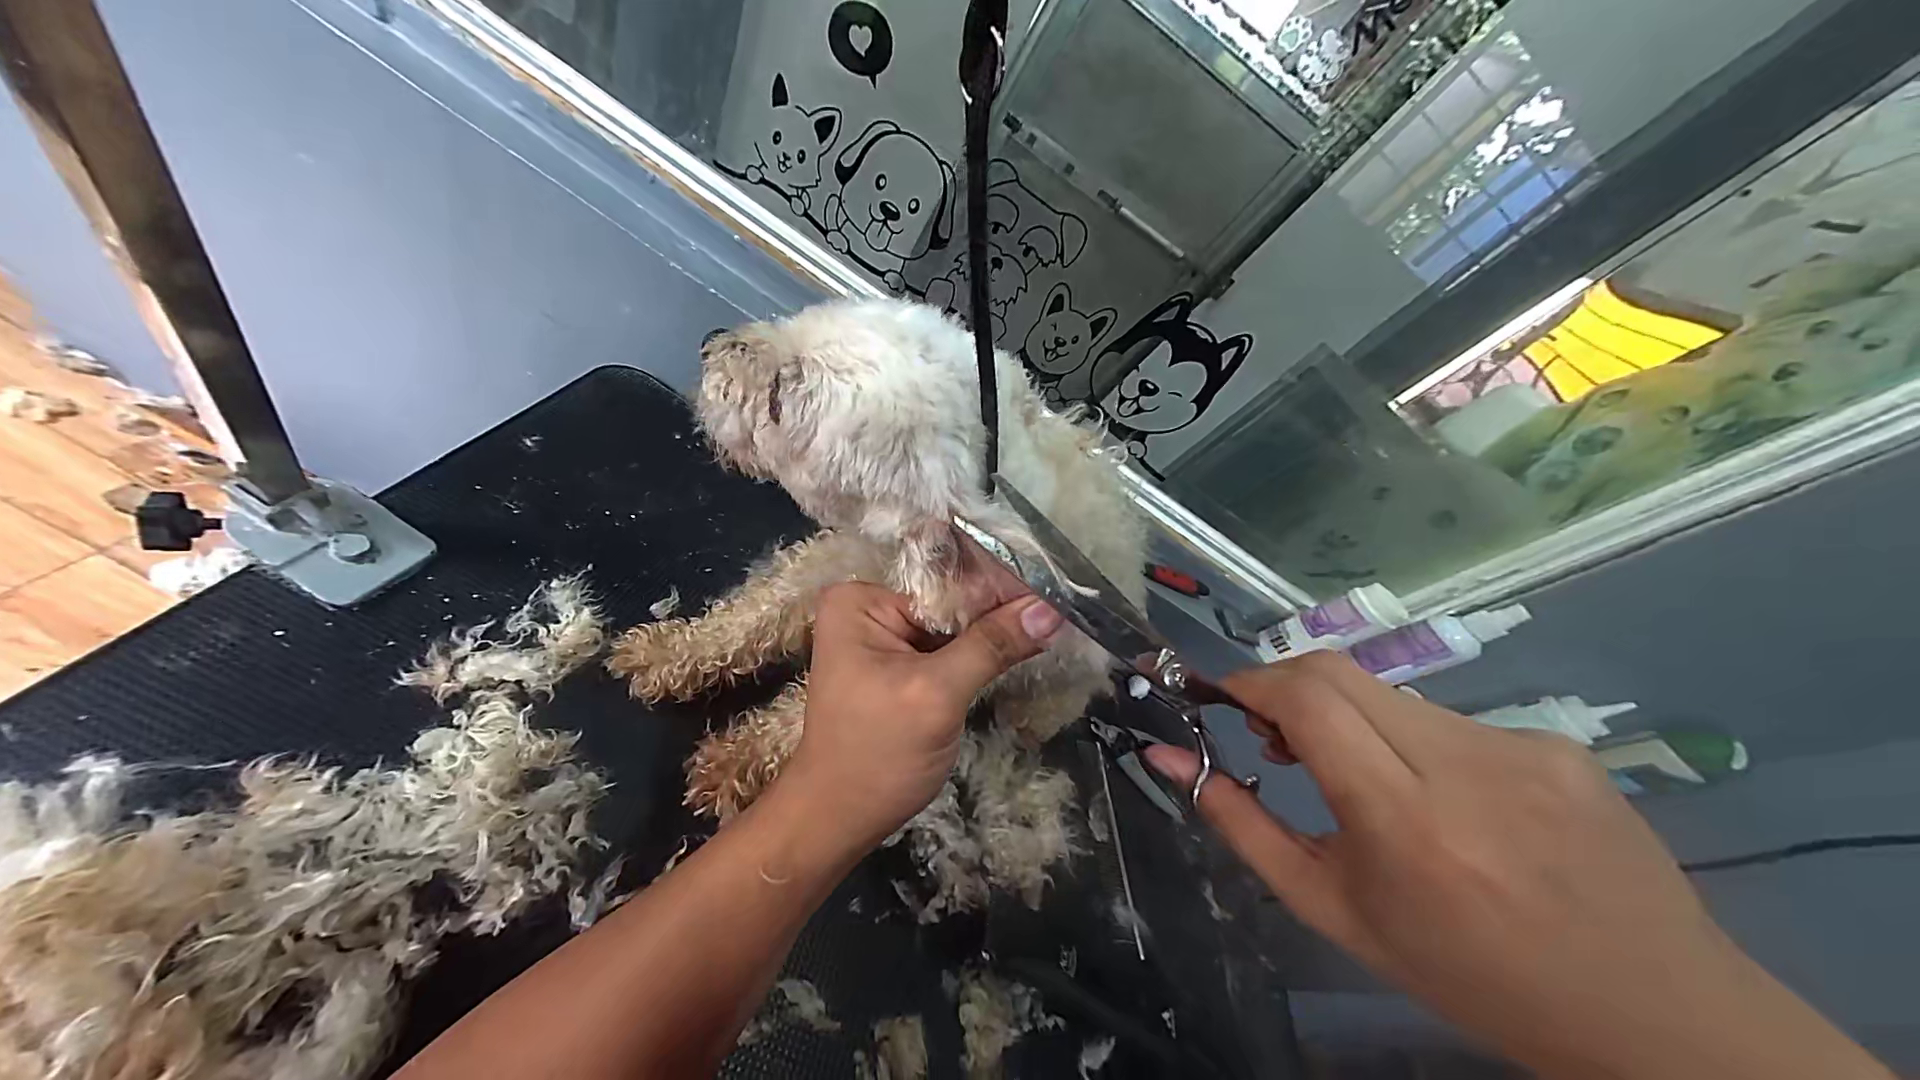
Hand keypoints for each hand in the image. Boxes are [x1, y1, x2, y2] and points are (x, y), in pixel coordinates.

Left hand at [782, 582, 1062, 849]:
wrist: (841, 818)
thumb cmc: (878, 755)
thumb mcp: (937, 694)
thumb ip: (992, 646)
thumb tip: (1049, 608)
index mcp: (861, 599)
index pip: (945, 581)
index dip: (999, 588)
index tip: (1053, 594)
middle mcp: (868, 607)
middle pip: (951, 599)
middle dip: (1000, 611)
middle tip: (1059, 613)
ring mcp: (883, 636)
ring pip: (955, 624)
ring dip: (995, 633)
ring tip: (1051, 626)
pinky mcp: (899, 663)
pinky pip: (948, 647)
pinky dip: (980, 653)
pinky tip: (1020, 647)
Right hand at [1147, 652, 1890, 1079]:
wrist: (1656, 1019)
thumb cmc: (1463, 973)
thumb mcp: (1329, 907)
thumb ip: (1239, 821)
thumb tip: (1165, 756)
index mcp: (1407, 822)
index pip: (1309, 698)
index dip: (1251, 682)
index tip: (1222, 699)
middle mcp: (1469, 767)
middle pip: (1339, 672)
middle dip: (1284, 688)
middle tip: (1273, 735)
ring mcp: (1524, 746)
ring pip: (1387, 694)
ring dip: (1348, 718)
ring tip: (1359, 776)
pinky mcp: (1559, 742)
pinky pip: (1444, 716)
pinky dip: (1410, 739)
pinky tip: (1442, 797)